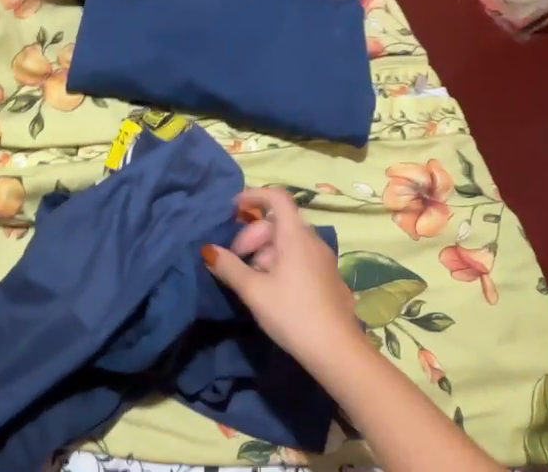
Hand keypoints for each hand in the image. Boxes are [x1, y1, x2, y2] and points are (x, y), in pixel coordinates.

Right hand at [202, 186, 361, 366]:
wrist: (339, 353)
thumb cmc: (293, 314)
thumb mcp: (254, 291)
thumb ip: (229, 267)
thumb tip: (208, 250)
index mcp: (295, 236)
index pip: (277, 197)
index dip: (253, 195)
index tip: (233, 209)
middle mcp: (312, 241)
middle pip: (278, 222)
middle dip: (253, 234)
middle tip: (236, 259)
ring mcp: (324, 260)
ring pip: (289, 241)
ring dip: (265, 251)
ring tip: (251, 278)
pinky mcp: (329, 279)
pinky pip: (300, 257)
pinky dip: (281, 262)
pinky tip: (272, 290)